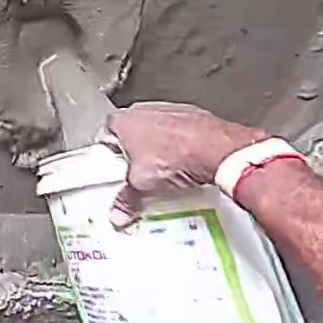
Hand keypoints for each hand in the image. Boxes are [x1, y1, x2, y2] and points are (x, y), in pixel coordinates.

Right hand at [108, 101, 269, 227]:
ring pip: (156, 130)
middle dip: (135, 151)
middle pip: (131, 133)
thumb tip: (118, 213)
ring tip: (167, 170)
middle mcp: (142, 110)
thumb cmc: (174, 156)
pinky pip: (180, 131)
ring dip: (159, 146)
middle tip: (141, 173)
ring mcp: (168, 109)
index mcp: (122, 120)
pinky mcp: (191, 114)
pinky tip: (187, 162)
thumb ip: (126, 198)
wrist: (217, 148)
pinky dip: (181, 144)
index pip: (105, 135)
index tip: (116, 169)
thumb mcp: (142, 184)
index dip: (109, 154)